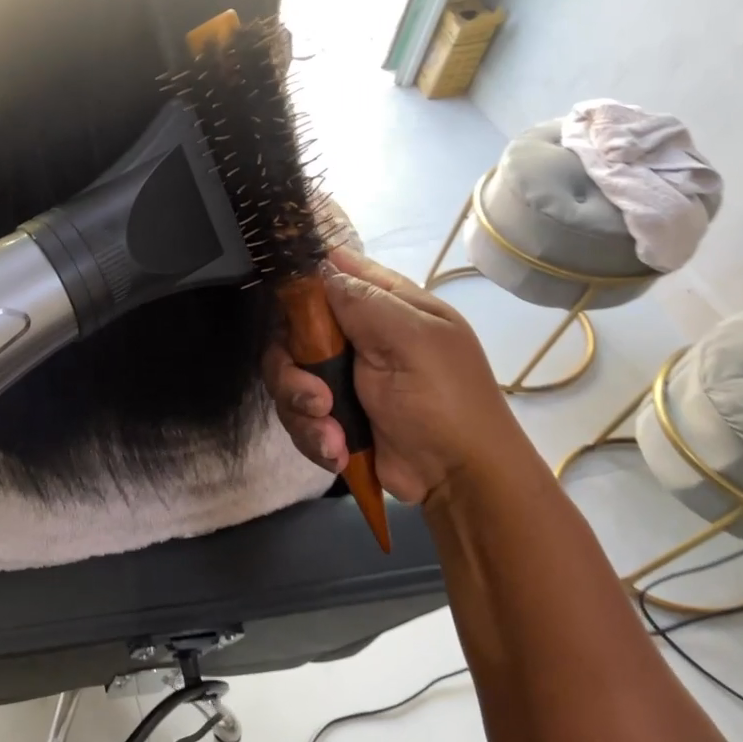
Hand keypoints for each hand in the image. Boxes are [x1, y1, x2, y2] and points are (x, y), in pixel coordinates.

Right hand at [263, 247, 533, 503]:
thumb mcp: (412, 340)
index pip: (332, 273)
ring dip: (304, 415)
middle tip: (317, 400)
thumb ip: (364, 302)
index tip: (289, 317)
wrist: (455, 475)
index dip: (301, 286)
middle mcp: (357, 337)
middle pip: (291, 335)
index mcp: (385, 306)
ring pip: (287, 381)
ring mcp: (341, 378)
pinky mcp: (331, 416)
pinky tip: (338, 452)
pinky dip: (314, 438)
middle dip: (292, 373)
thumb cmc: (443, 400)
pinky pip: (297, 417)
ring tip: (334, 438)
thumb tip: (321, 265)